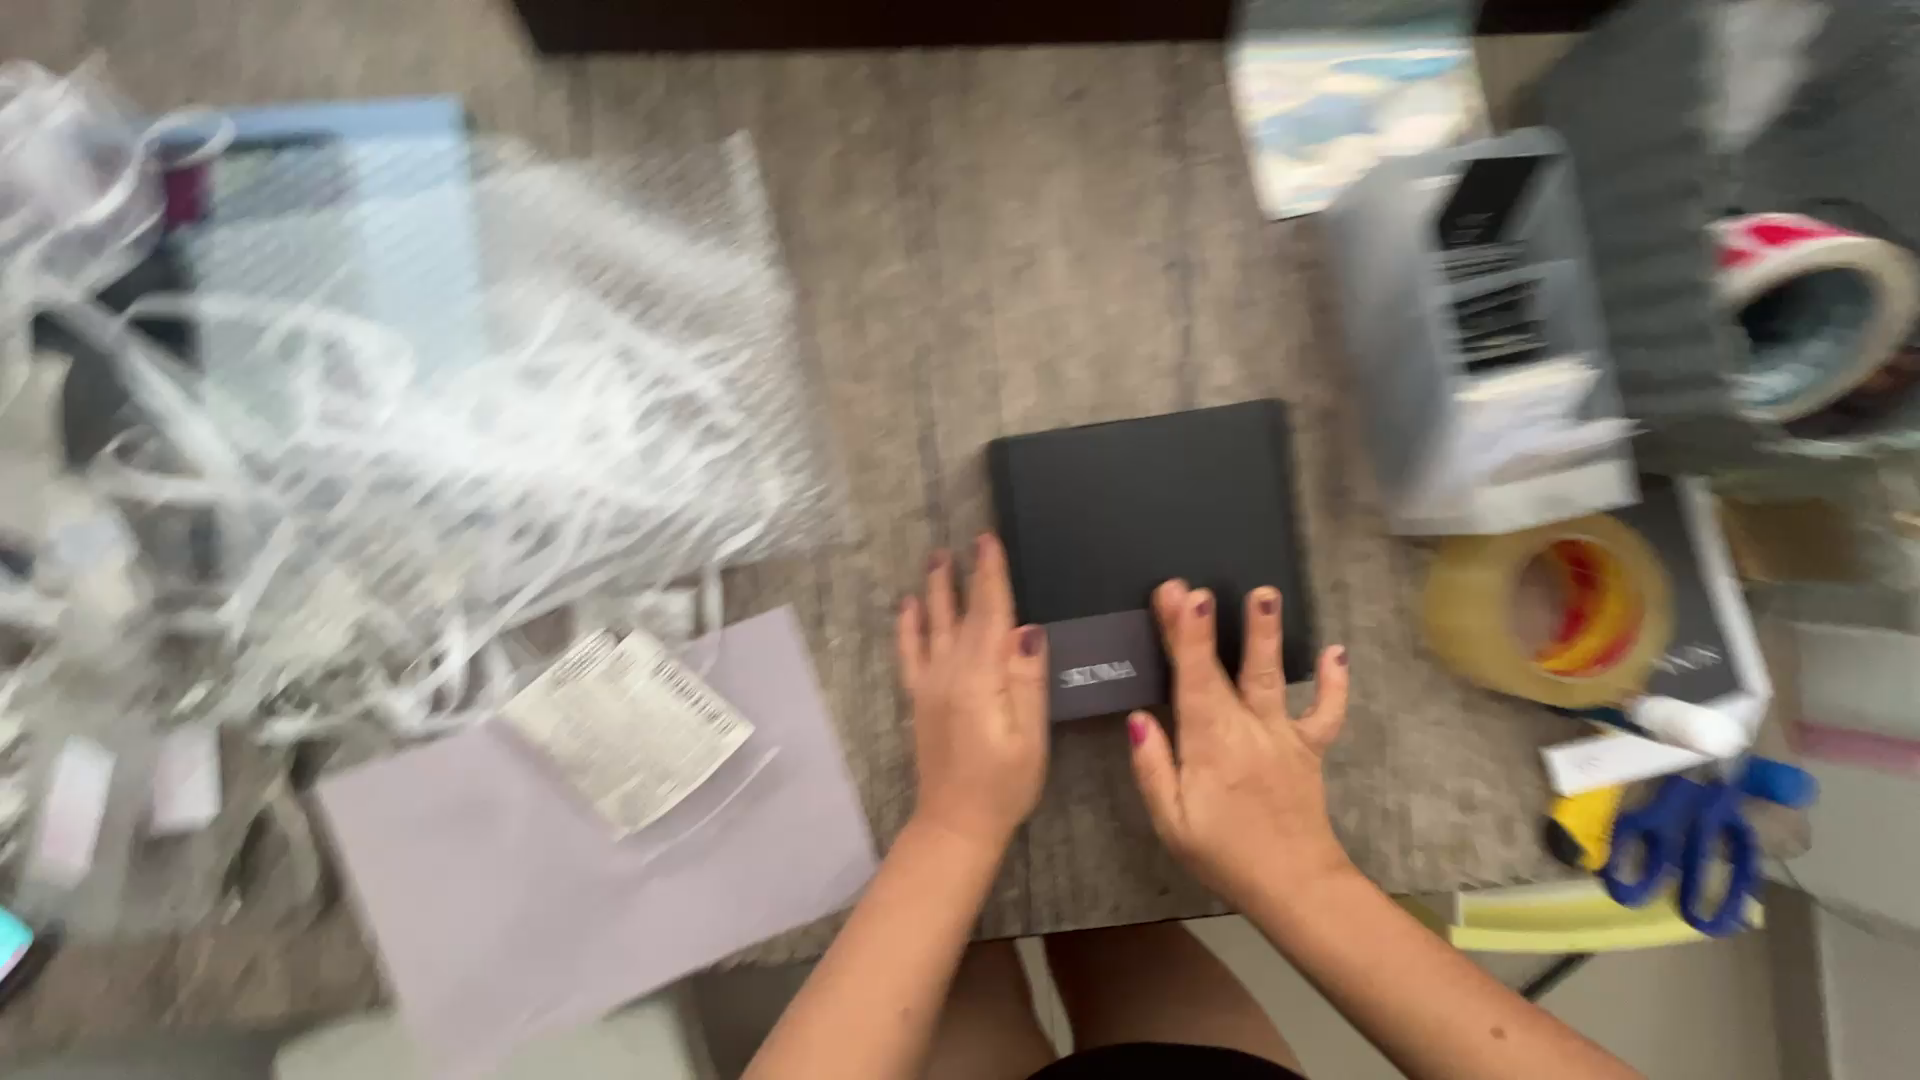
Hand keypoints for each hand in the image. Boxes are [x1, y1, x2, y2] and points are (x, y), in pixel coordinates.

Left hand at [896, 533, 1049, 852]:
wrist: (956, 822)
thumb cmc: (1005, 784)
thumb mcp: (1030, 736)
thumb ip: (1027, 680)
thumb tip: (1027, 628)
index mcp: (981, 678)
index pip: (990, 614)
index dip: (990, 575)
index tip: (988, 540)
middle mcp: (949, 672)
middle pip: (960, 613)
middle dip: (964, 575)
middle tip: (965, 540)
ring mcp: (929, 684)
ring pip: (932, 626)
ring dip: (934, 590)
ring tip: (935, 558)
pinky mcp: (919, 698)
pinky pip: (909, 653)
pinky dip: (907, 627)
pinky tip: (906, 607)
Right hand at [1128, 580, 1352, 904]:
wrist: (1296, 887)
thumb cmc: (1224, 855)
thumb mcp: (1172, 823)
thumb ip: (1152, 768)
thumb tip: (1139, 718)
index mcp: (1208, 746)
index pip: (1192, 681)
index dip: (1185, 638)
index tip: (1178, 598)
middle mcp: (1247, 731)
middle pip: (1221, 670)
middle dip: (1204, 627)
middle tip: (1194, 588)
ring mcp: (1283, 736)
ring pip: (1272, 679)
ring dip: (1266, 636)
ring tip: (1265, 594)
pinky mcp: (1310, 748)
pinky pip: (1326, 714)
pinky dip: (1335, 684)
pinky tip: (1338, 652)